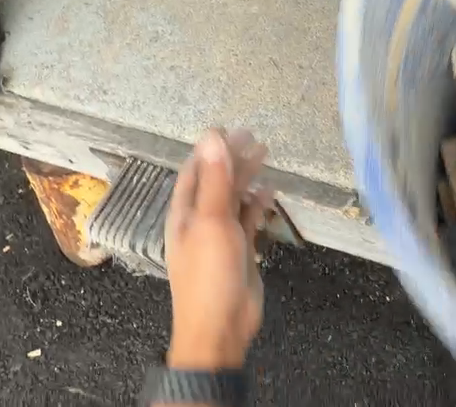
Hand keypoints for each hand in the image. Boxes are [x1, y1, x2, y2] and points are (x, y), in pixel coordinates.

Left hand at [165, 127, 274, 369]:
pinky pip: (248, 217)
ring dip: (247, 176)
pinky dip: (258, 202)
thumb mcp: (212, 220)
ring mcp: (220, 235)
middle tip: (255, 135)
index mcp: (184, 214)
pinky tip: (270, 191)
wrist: (221, 328)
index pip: (194, 172)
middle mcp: (199, 221)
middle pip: (216, 181)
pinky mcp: (239, 249)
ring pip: (234, 197)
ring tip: (266, 153)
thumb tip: (212, 135)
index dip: (209, 149)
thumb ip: (216, 178)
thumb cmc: (209, 272)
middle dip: (232, 157)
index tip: (229, 128)